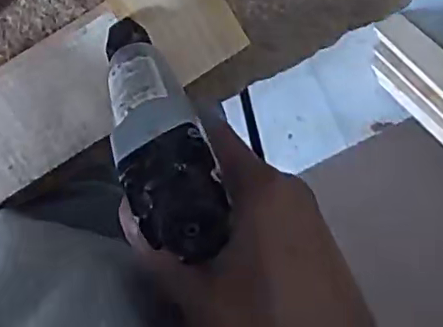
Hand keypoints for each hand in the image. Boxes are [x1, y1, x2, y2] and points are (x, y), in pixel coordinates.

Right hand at [121, 115, 373, 326]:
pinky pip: (272, 209)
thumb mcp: (205, 297)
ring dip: (221, 204)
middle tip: (162, 197)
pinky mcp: (315, 232)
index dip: (182, 132)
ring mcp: (305, 207)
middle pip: (231, 165)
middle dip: (196, 179)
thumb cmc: (268, 317)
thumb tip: (127, 218)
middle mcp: (287, 183)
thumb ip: (161, 258)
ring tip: (188, 227)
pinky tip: (228, 252)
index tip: (153, 140)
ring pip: (252, 190)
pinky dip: (246, 220)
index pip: (216, 134)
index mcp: (263, 184)